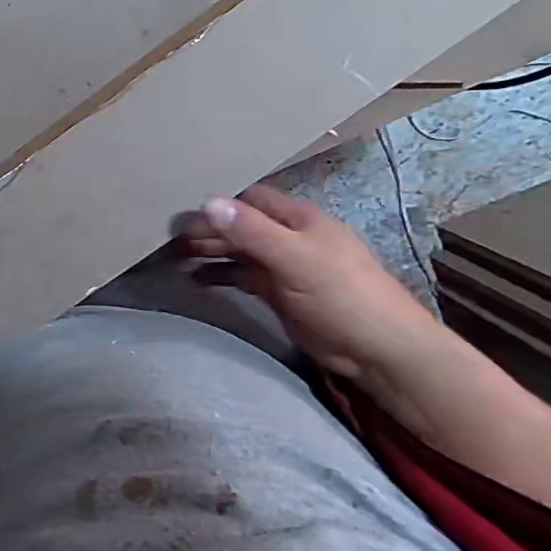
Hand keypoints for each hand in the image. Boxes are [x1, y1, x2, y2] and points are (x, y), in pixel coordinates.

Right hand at [182, 184, 441, 381]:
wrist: (381, 352)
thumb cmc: (342, 295)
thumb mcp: (295, 258)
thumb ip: (251, 231)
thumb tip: (207, 202)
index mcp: (298, 218)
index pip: (249, 198)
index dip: (217, 202)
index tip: (181, 208)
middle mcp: (288, 236)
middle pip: (240, 224)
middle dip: (207, 228)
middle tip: (170, 236)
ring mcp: (283, 265)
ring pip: (238, 250)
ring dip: (210, 250)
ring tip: (175, 255)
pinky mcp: (279, 292)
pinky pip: (241, 275)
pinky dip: (219, 274)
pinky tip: (196, 279)